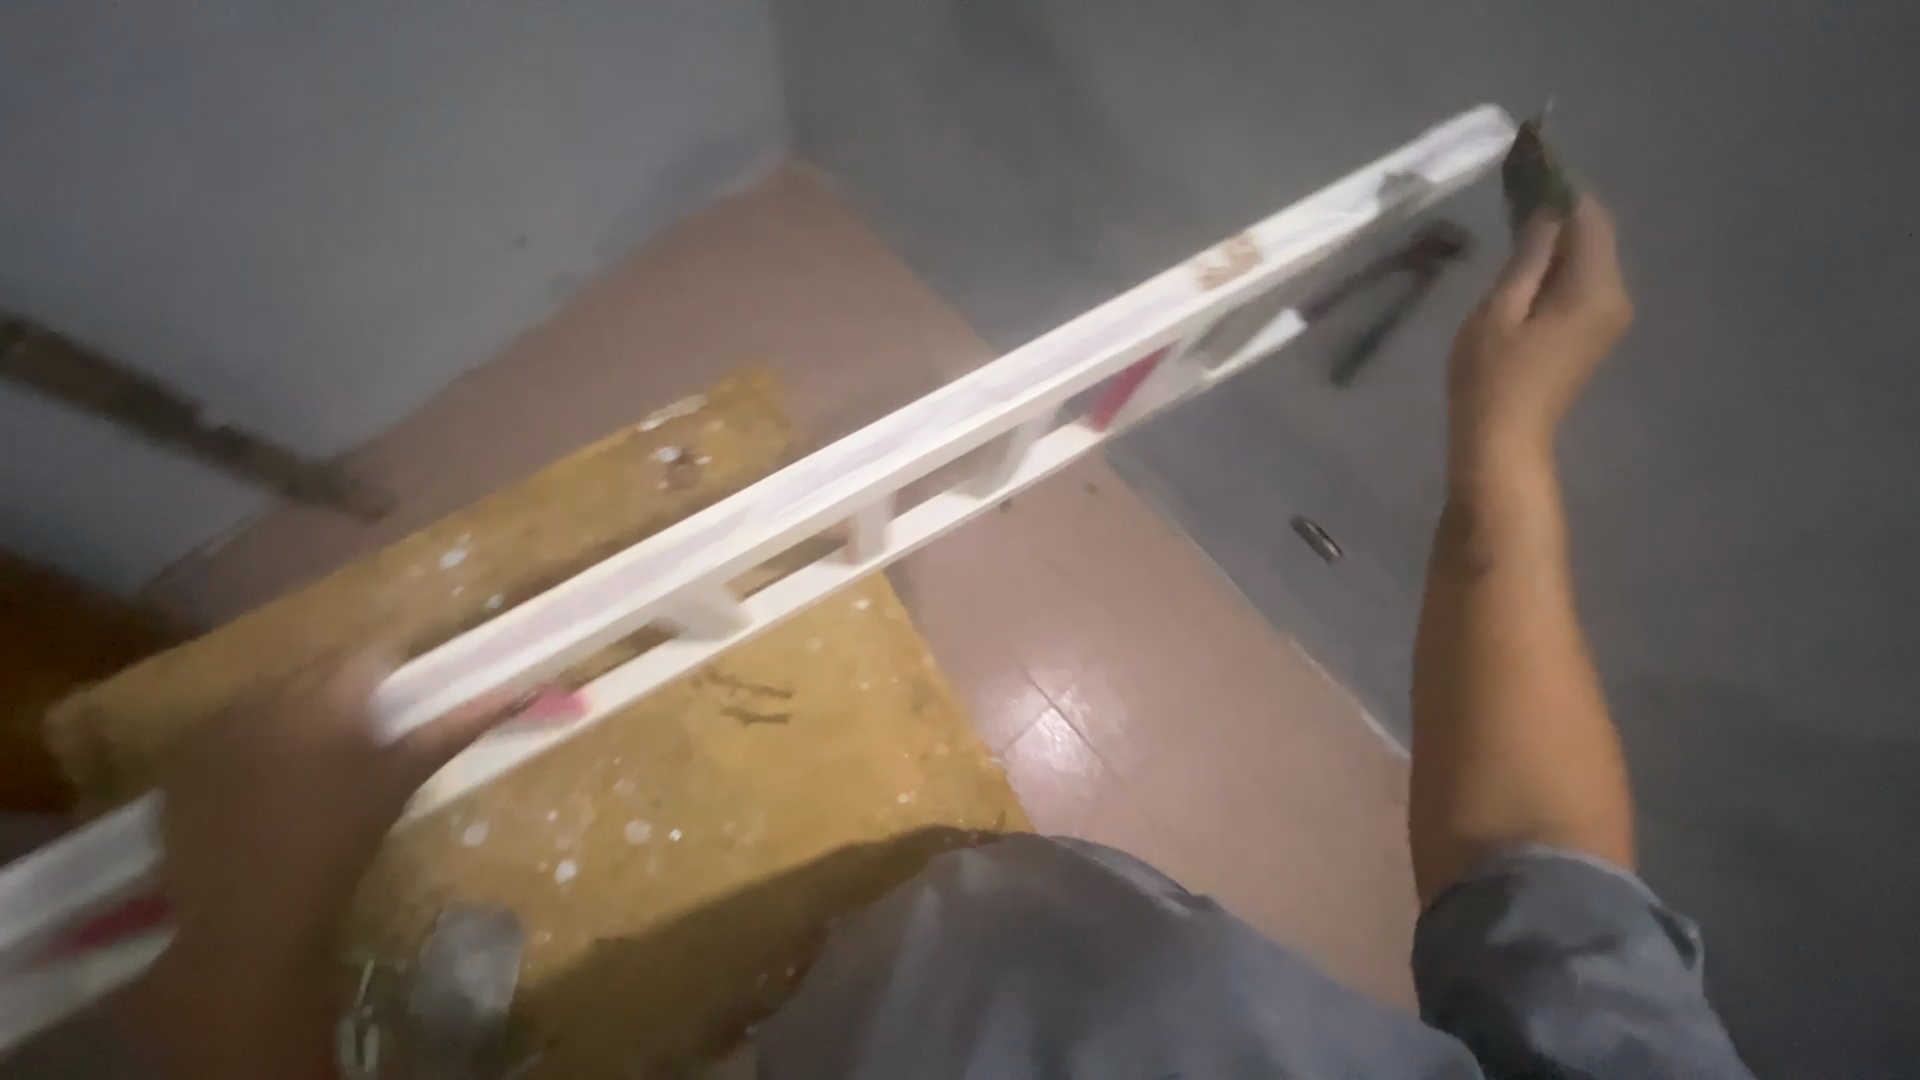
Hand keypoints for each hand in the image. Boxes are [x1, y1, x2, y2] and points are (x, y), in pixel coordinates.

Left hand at [158, 650, 515, 963]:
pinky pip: (230, 723)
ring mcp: (217, 725)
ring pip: (274, 692)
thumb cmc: (346, 834)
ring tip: (316, 755)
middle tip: (364, 733)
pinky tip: (267, 776)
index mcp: (328, 696)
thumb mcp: (407, 775)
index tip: (403, 702)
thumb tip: (519, 693)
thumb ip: (461, 726)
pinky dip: (255, 735)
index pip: (370, 654)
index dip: (391, 673)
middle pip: (319, 667)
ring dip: (299, 708)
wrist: (253, 907)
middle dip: (344, 689)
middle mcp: (268, 696)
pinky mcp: (183, 757)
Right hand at [1447, 195, 1632, 471]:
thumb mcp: (1497, 312)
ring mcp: (1607, 319)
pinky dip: (1556, 266)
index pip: (1589, 218)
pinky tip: (1527, 261)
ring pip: (1585, 261)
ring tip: (1517, 216)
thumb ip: (1527, 258)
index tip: (1534, 158)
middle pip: (1593, 237)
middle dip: (1560, 210)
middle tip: (1519, 183)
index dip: (1562, 186)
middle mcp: (1615, 297)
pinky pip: (1578, 285)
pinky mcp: (1590, 336)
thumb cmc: (1489, 378)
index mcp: (1595, 288)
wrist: (1501, 441)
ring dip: (1556, 238)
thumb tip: (1546, 212)